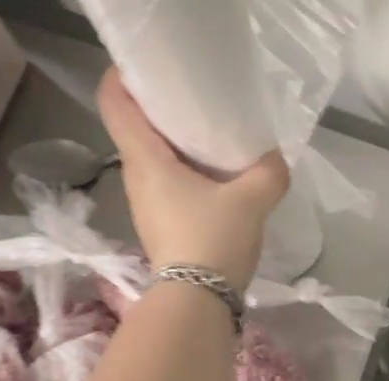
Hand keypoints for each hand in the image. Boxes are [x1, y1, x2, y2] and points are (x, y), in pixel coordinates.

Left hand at [96, 68, 290, 283]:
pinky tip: (214, 186)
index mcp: (145, 158)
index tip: (151, 71)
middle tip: (194, 105)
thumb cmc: (213, 240)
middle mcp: (136, 177)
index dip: (123, 77)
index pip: (113, 101)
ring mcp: (145, 206)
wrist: (199, 300)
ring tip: (210, 145)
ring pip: (153, 161)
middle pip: (136, 130)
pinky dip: (185, 178)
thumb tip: (275, 160)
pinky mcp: (161, 228)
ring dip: (175, 149)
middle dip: (159, 113)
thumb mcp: (250, 203)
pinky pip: (167, 188)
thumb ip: (267, 174)